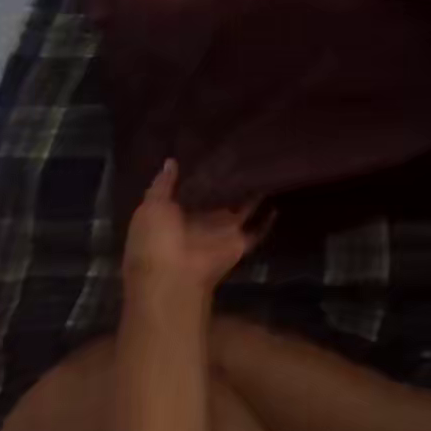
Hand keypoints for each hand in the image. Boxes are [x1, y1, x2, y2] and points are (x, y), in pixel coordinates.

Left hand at [123, 159, 270, 300]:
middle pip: (219, 198)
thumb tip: (171, 160)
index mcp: (176, 216)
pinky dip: (268, 220)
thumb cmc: (156, 241)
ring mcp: (221, 233)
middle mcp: (201, 222)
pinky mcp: (239, 243)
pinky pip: (258, 230)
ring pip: (241, 209)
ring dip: (252, 195)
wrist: (175, 278)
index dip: (200, 174)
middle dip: (230, 181)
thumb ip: (163, 185)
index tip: (213, 151)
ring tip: (267, 169)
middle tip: (246, 153)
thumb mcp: (152, 208)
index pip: (190, 190)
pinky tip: (278, 202)